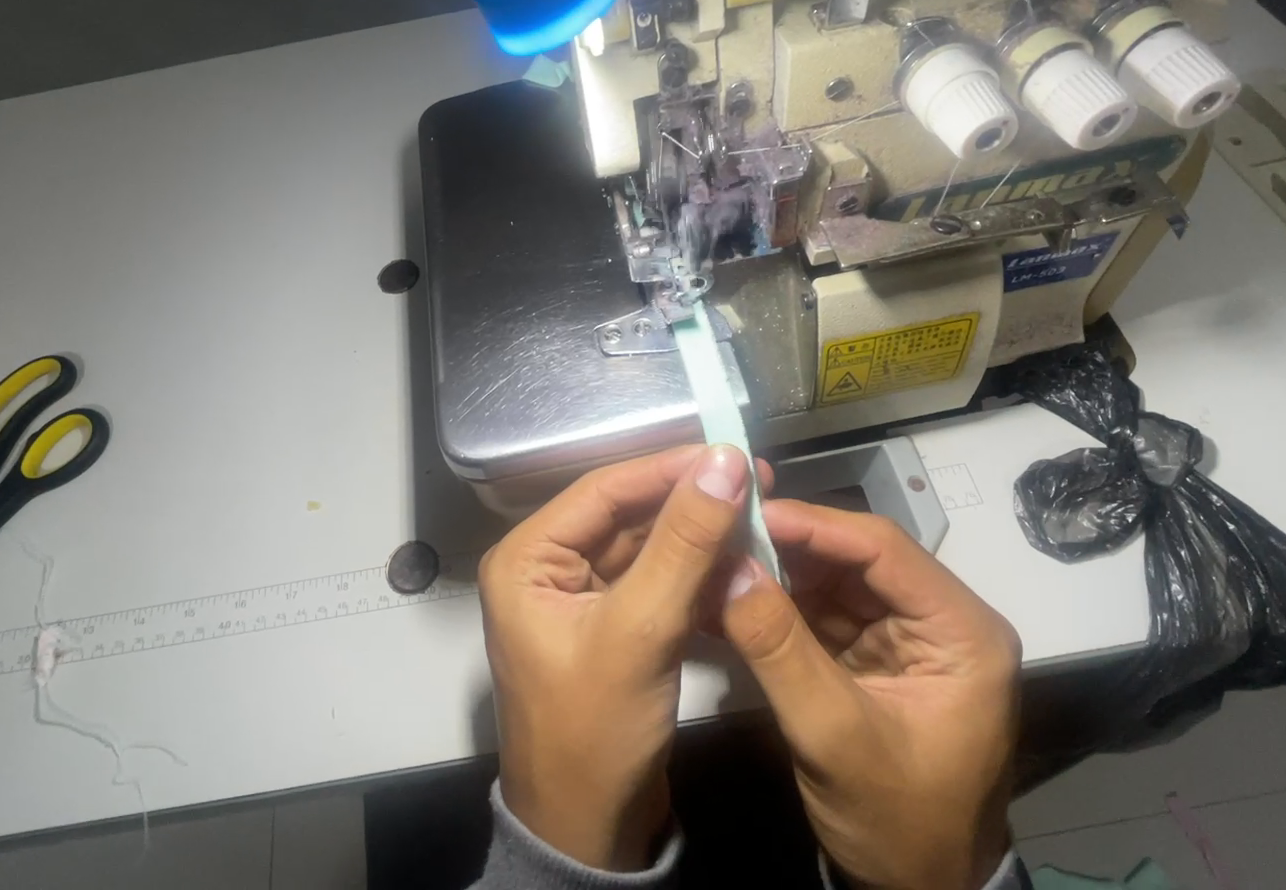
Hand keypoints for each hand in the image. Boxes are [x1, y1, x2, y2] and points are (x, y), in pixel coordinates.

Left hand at [479, 444, 761, 870]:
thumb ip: (683, 544)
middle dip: (689, 501)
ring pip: (646, 545)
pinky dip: (695, 573)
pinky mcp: (611, 625)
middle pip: (627, 514)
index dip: (669, 467)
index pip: (604, 490)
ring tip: (757, 516)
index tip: (733, 454)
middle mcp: (548, 567)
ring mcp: (580, 597)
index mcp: (528, 558)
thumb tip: (724, 463)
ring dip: (698, 536)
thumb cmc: (594, 734)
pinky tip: (739, 562)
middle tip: (756, 481)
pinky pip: (655, 581)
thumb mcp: (639, 631)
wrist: (589, 833)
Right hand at [721, 500, 1020, 889]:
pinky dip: (774, 604)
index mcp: (961, 631)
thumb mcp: (835, 736)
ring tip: (716, 558)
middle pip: (855, 557)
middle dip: (786, 546)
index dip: (813, 524)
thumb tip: (728, 568)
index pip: (885, 549)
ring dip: (774, 571)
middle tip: (720, 534)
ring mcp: (902, 636)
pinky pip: (818, 611)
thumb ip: (780, 649)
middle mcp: (938, 620)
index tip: (746, 513)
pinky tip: (729, 595)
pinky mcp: (870, 654)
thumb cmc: (897, 822)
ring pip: (831, 579)